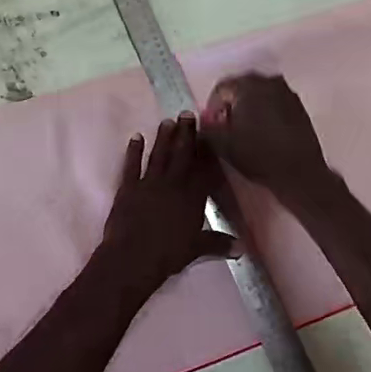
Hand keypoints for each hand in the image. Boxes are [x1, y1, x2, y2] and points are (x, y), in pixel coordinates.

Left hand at [97, 113, 236, 295]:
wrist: (132, 257)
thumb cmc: (168, 254)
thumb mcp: (196, 249)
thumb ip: (219, 243)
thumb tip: (242, 249)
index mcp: (192, 198)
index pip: (204, 170)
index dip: (207, 152)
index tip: (210, 135)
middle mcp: (172, 185)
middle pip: (182, 155)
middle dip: (186, 134)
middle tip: (188, 114)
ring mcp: (149, 184)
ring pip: (159, 155)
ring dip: (163, 138)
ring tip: (168, 121)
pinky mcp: (128, 188)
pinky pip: (131, 165)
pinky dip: (133, 151)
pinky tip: (136, 137)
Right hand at [201, 73, 331, 196]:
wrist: (298, 172)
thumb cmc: (256, 154)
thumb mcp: (221, 144)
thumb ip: (206, 128)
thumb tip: (205, 121)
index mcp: (247, 85)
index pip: (221, 89)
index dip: (212, 107)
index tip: (211, 125)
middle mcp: (268, 82)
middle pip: (241, 88)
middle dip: (231, 105)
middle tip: (226, 126)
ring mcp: (287, 93)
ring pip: (259, 95)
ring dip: (249, 108)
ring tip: (245, 130)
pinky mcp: (299, 107)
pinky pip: (275, 103)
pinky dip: (266, 112)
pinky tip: (264, 133)